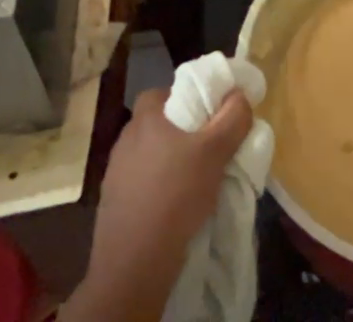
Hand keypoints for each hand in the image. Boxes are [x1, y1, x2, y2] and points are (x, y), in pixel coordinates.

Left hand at [73, 88, 251, 319]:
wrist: (135, 260)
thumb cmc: (176, 194)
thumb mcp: (215, 152)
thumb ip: (232, 118)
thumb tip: (239, 94)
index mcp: (145, 121)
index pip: (161, 92)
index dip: (185, 96)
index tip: (208, 112)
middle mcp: (125, 141)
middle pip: (156, 123)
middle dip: (180, 129)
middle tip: (206, 144)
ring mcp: (115, 173)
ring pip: (148, 153)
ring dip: (168, 158)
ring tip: (194, 176)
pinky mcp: (113, 202)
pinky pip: (140, 181)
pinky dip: (157, 185)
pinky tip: (175, 202)